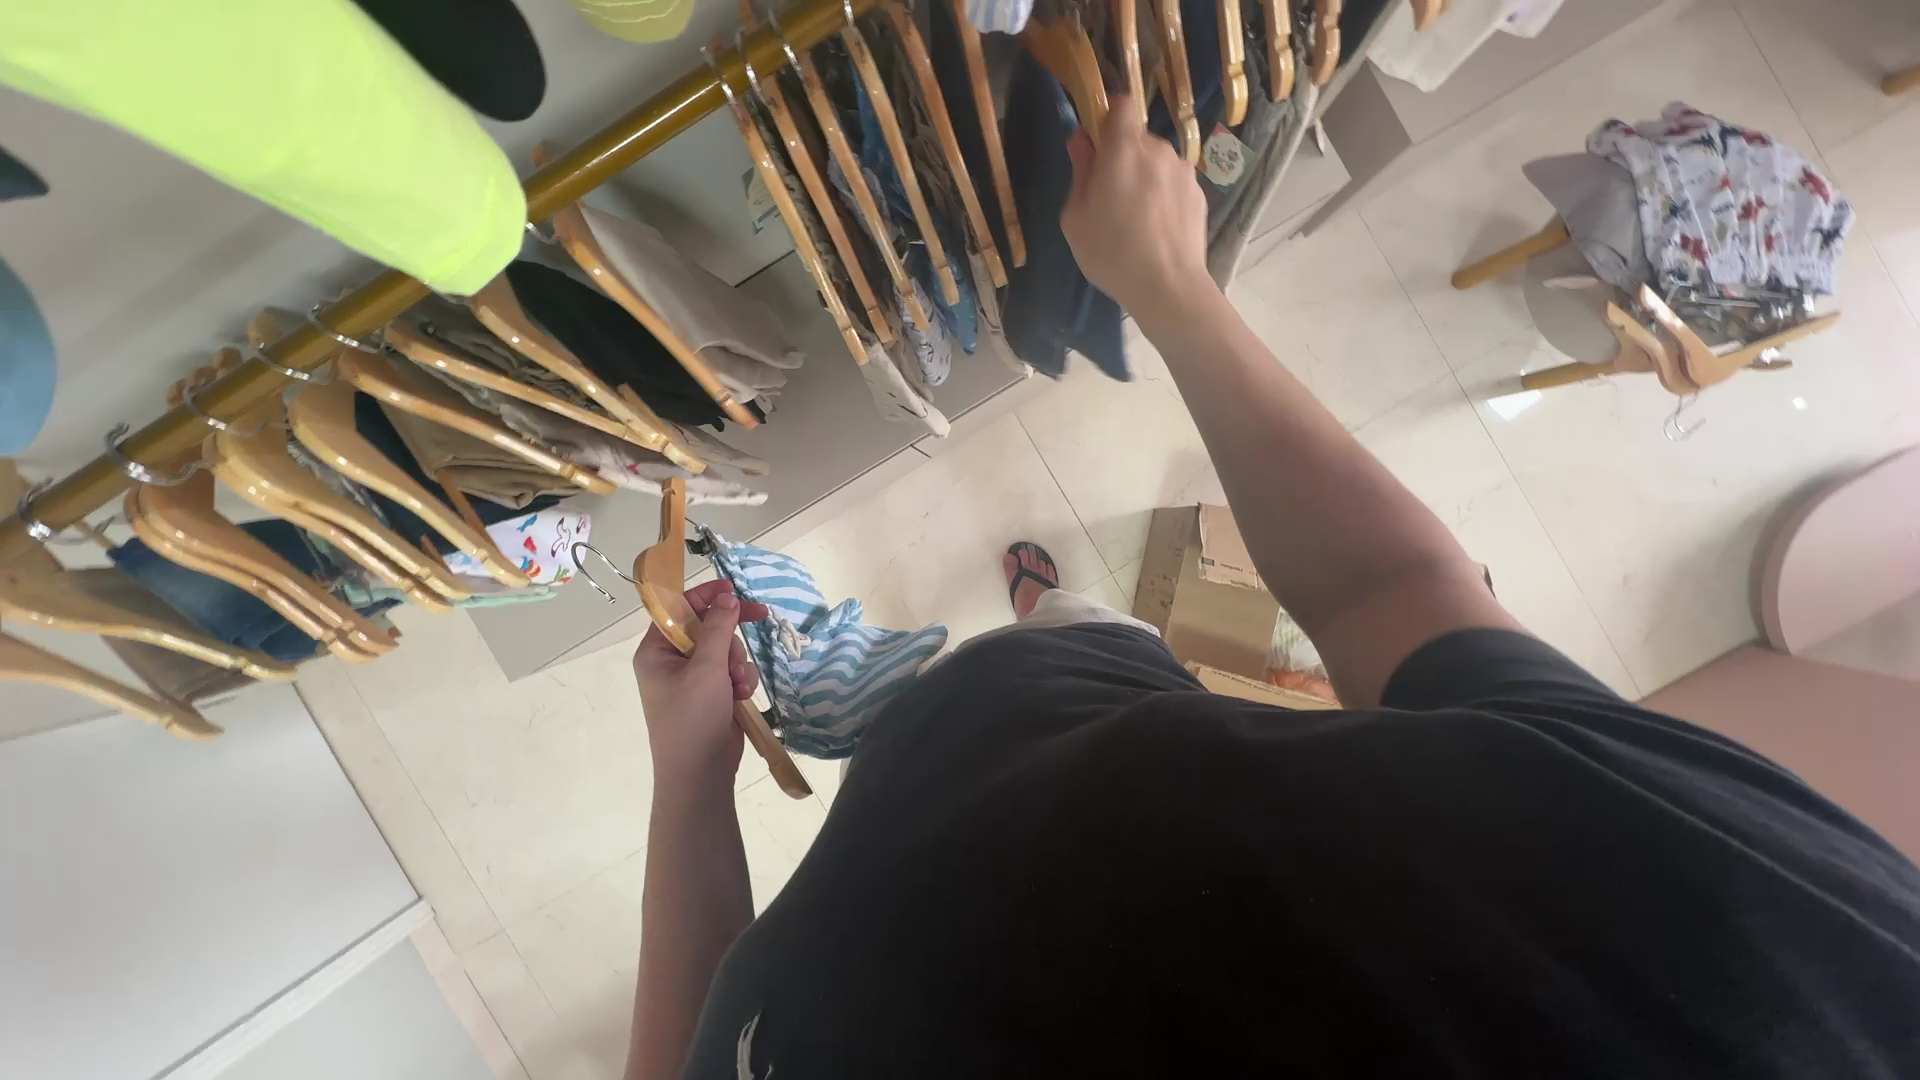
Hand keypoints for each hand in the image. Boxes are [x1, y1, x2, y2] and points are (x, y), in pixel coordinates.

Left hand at [632, 580, 769, 790]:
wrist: (700, 773)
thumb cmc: (693, 718)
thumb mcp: (706, 668)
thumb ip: (718, 628)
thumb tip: (727, 597)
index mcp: (656, 652)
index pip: (679, 610)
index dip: (706, 596)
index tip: (733, 589)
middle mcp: (672, 661)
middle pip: (709, 627)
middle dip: (729, 639)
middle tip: (753, 626)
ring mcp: (694, 678)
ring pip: (726, 649)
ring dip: (738, 664)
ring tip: (736, 685)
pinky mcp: (713, 693)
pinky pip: (733, 671)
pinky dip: (741, 680)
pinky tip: (741, 696)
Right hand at [1060, 96, 1212, 317]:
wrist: (1168, 287)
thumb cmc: (1111, 254)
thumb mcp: (1076, 218)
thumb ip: (1080, 172)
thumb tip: (1081, 140)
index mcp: (1124, 149)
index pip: (1120, 105)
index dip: (1107, 118)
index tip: (1096, 145)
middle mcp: (1158, 149)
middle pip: (1137, 139)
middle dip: (1122, 158)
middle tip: (1108, 198)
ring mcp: (1183, 171)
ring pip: (1156, 163)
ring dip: (1144, 179)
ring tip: (1135, 220)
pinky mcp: (1198, 194)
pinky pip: (1172, 185)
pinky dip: (1162, 197)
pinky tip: (1155, 230)